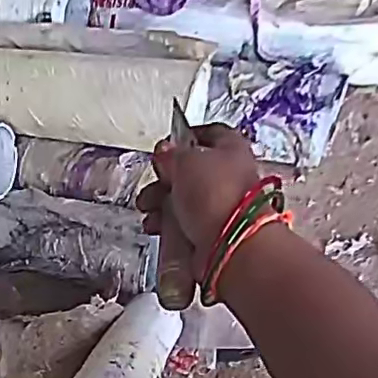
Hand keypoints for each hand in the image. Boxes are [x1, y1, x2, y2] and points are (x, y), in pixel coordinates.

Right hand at [139, 124, 263, 273]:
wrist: (228, 242)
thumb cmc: (215, 194)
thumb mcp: (187, 161)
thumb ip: (172, 154)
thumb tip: (164, 152)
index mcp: (230, 148)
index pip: (206, 135)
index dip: (183, 140)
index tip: (164, 148)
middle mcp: (227, 177)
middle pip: (190, 172)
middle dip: (164, 179)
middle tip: (151, 184)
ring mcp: (218, 207)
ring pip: (182, 200)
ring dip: (160, 204)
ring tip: (147, 209)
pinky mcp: (208, 233)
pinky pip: (182, 224)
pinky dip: (166, 225)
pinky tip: (155, 226)